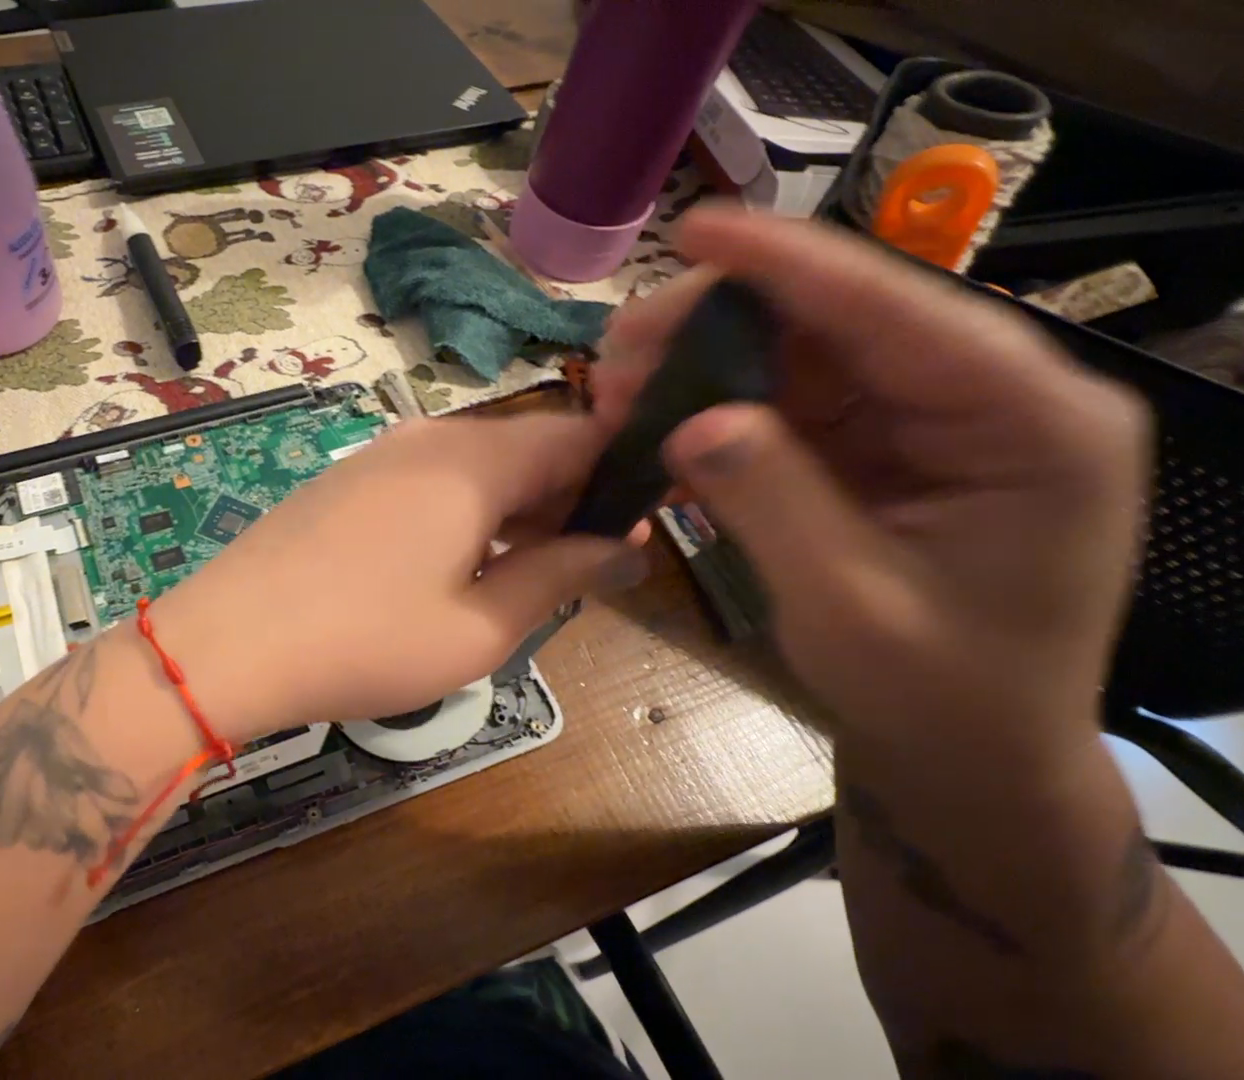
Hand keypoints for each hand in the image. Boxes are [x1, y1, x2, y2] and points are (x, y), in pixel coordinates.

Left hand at [151, 407, 648, 743]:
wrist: (226, 643)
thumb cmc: (365, 642)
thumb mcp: (480, 627)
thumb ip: (560, 577)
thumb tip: (624, 548)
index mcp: (475, 461)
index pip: (580, 435)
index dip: (620, 477)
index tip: (636, 533)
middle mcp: (429, 438)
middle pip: (527, 445)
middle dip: (566, 497)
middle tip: (582, 568)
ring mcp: (379, 454)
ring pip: (476, 464)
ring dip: (514, 508)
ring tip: (524, 574)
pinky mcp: (346, 479)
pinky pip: (429, 478)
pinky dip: (463, 510)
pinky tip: (455, 565)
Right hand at [609, 207, 1148, 770]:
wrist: (963, 751)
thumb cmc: (936, 692)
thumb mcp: (850, 604)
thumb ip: (773, 503)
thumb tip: (688, 421)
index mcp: (1030, 424)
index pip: (901, 312)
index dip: (791, 264)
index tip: (696, 229)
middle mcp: (985, 400)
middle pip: (841, 321)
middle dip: (720, 326)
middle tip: (617, 352)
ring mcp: (927, 421)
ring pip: (801, 356)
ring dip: (703, 367)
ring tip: (617, 391)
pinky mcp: (877, 448)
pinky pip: (786, 407)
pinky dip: (714, 413)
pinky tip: (652, 428)